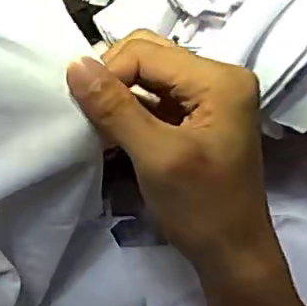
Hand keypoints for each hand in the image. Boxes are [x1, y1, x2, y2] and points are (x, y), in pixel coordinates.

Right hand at [65, 31, 281, 275]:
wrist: (231, 252)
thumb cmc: (200, 207)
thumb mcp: (154, 156)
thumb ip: (114, 108)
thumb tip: (75, 65)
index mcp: (218, 79)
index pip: (144, 53)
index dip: (107, 74)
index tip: (83, 111)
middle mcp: (217, 77)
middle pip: (147, 55)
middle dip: (111, 79)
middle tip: (90, 114)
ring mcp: (208, 96)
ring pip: (146, 74)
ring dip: (117, 95)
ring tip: (98, 125)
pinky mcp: (195, 115)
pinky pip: (153, 96)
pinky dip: (128, 109)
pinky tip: (112, 132)